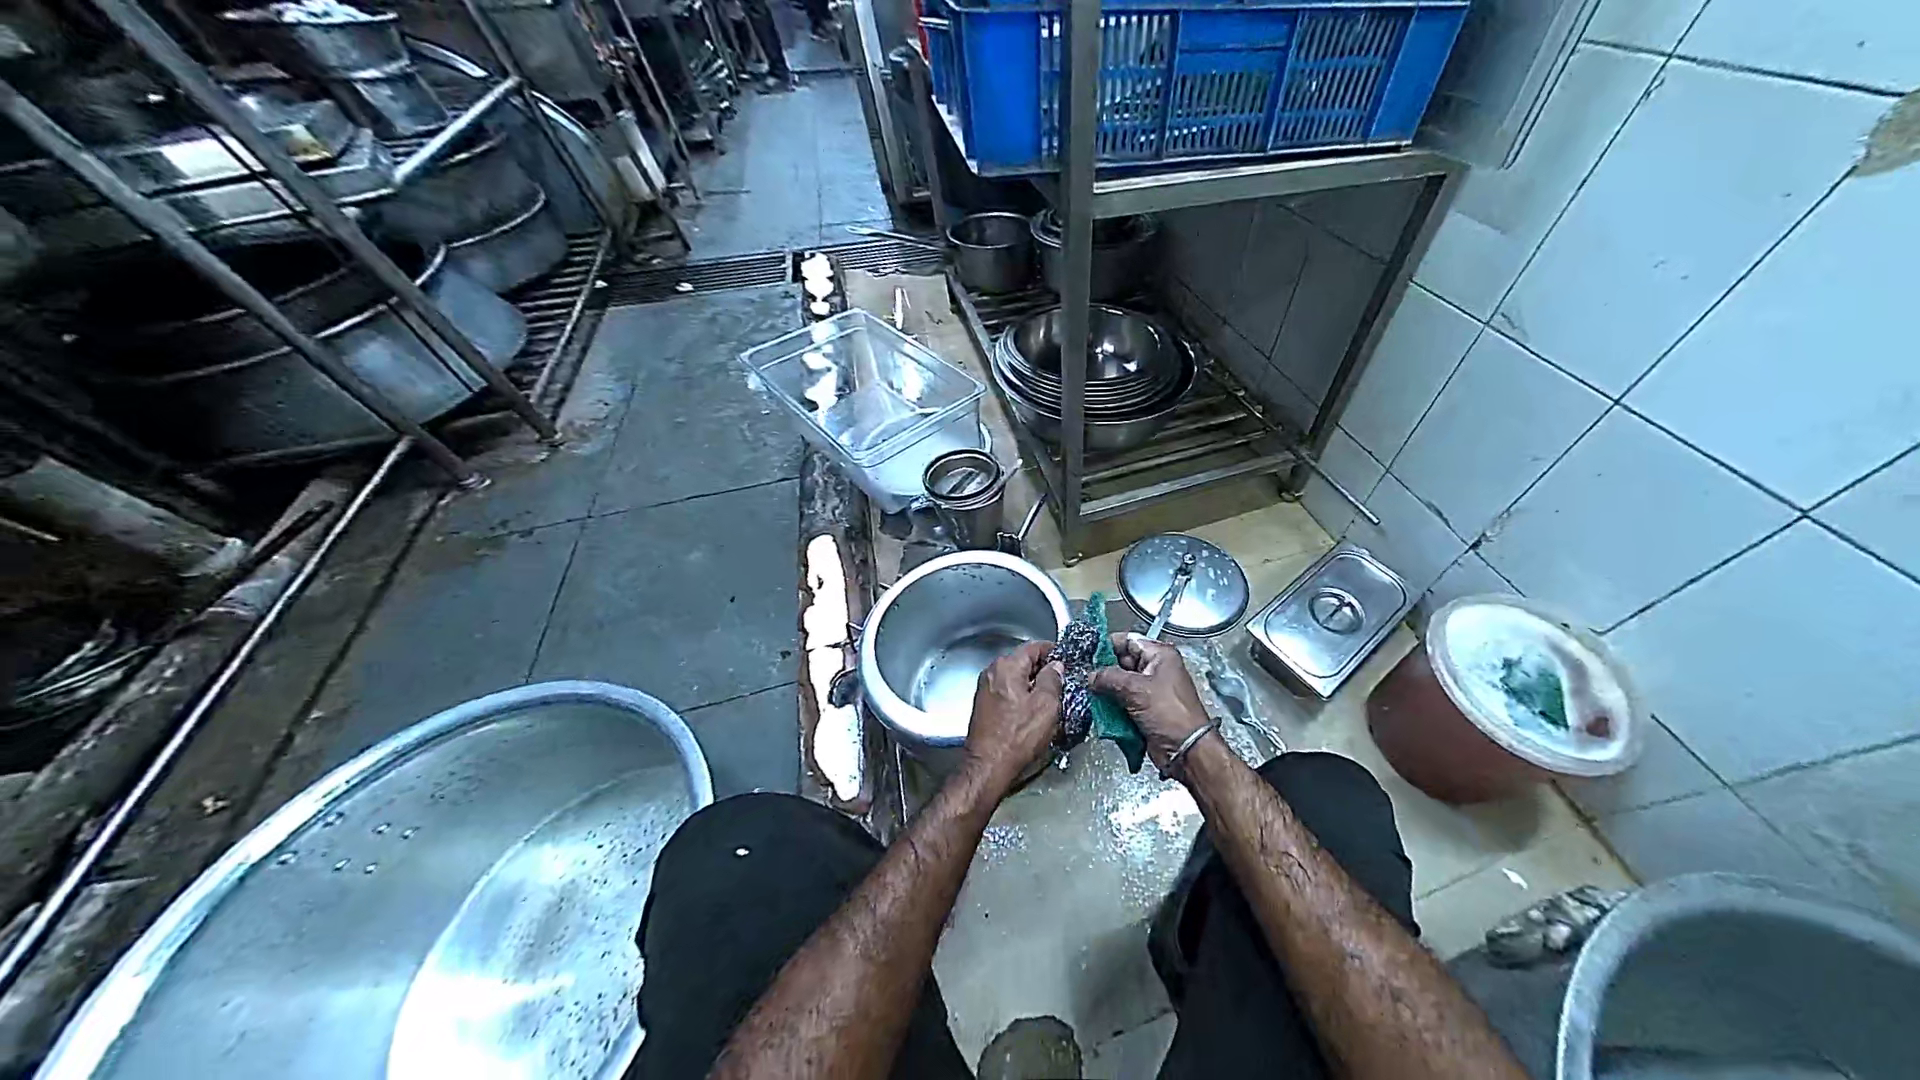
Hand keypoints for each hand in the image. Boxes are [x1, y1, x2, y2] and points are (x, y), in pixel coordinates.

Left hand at [963, 641, 1062, 795]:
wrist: (989, 766)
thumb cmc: (1018, 737)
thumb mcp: (1047, 705)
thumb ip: (1053, 680)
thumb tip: (1056, 667)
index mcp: (1007, 667)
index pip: (1033, 647)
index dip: (1053, 651)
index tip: (1066, 659)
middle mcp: (992, 673)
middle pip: (1022, 661)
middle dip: (1043, 669)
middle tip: (1062, 681)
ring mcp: (985, 688)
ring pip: (1015, 677)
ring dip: (1032, 684)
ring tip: (1051, 699)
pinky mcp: (984, 705)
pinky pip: (1007, 691)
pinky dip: (1021, 695)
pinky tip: (1032, 710)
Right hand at [1091, 633, 1211, 772]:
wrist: (1186, 751)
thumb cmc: (1171, 715)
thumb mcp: (1136, 689)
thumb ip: (1108, 677)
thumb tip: (1091, 676)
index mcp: (1160, 656)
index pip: (1127, 640)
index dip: (1107, 645)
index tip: (1087, 652)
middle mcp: (1155, 670)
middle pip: (1121, 662)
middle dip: (1102, 669)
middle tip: (1083, 674)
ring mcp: (1149, 690)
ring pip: (1119, 683)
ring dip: (1104, 689)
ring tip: (1088, 691)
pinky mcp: (1143, 709)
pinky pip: (1121, 701)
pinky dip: (1110, 704)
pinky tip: (1097, 707)